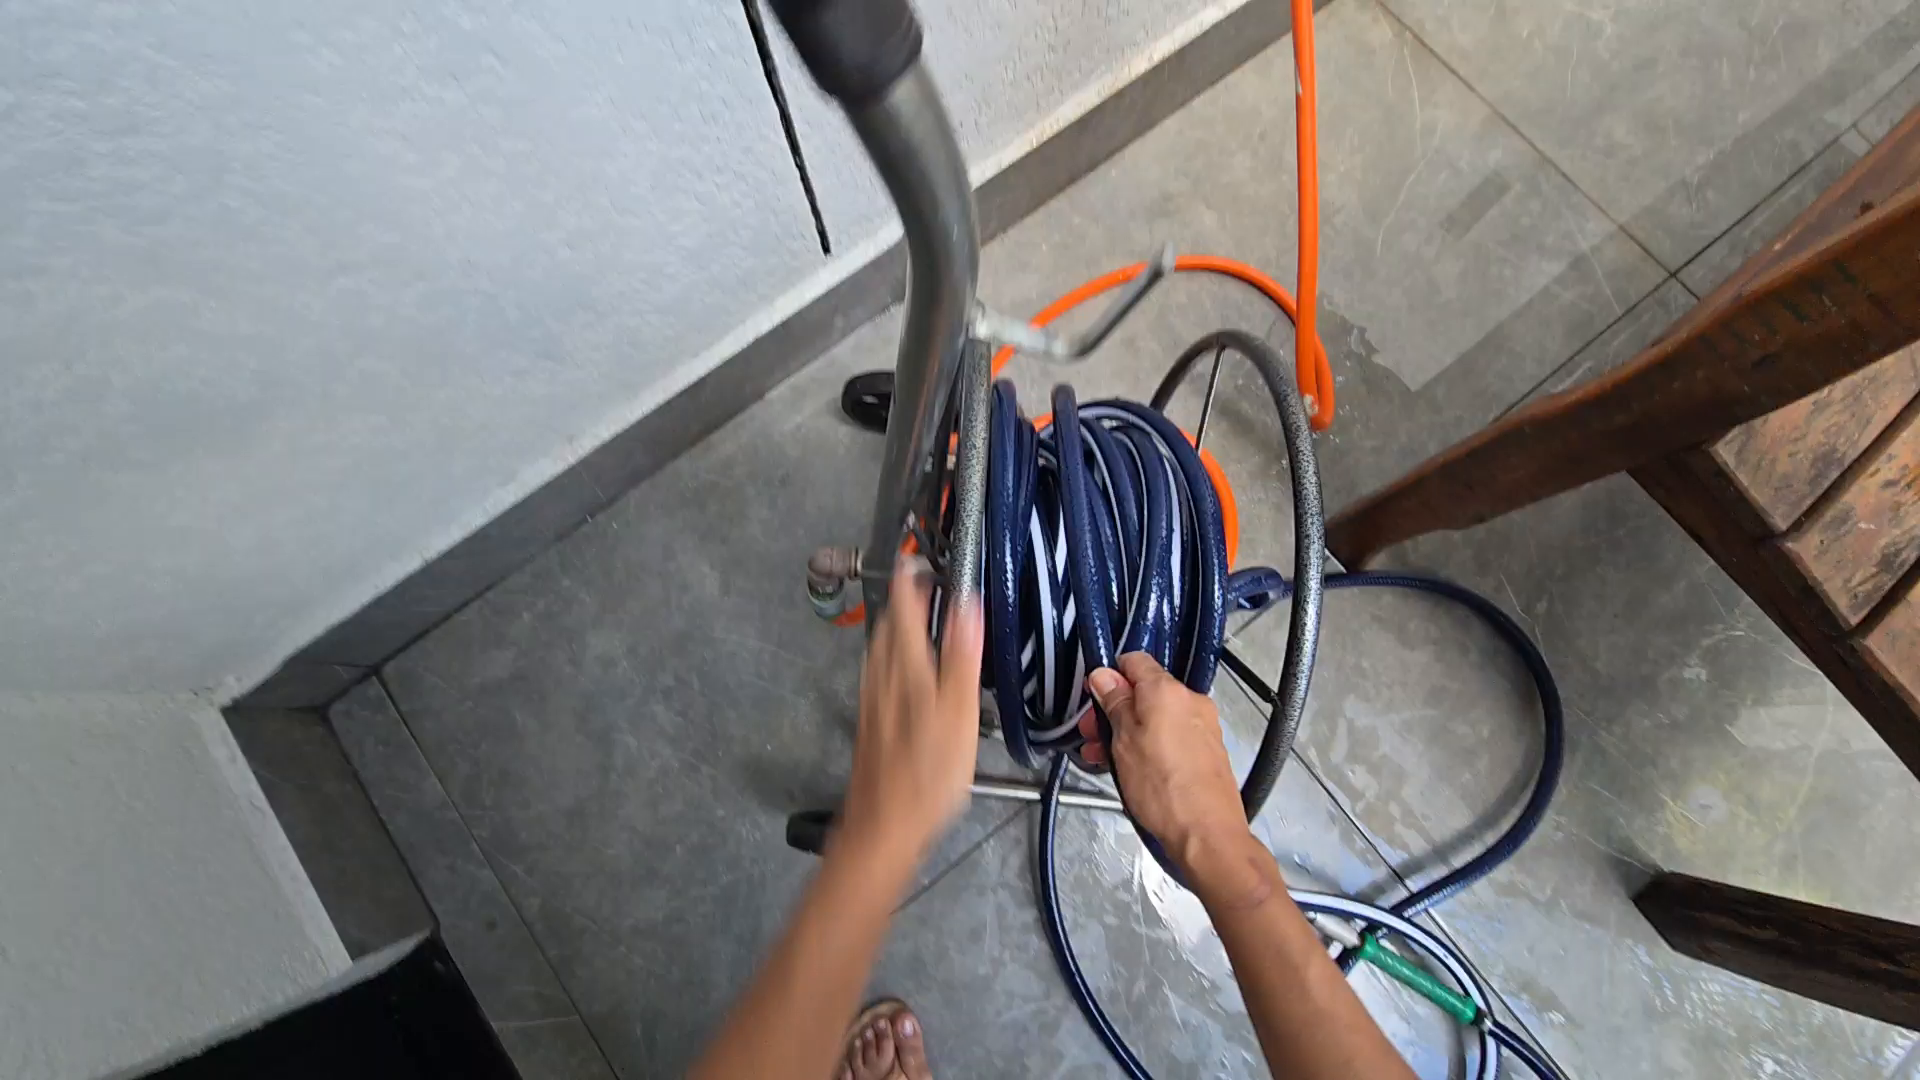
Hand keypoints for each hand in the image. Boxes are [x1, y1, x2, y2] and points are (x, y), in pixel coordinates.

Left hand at [838, 559, 984, 861]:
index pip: (903, 609)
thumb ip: (962, 656)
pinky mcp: (869, 722)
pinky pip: (877, 672)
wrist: (881, 826)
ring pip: (879, 649)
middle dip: (903, 601)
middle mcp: (880, 676)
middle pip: (887, 626)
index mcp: (904, 667)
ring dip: (896, 627)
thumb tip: (966, 602)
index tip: (917, 559)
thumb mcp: (958, 713)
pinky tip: (901, 670)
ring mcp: (871, 700)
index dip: (909, 580)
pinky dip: (890, 655)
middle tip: (924, 586)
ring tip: (916, 619)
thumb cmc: (927, 771)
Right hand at [1080, 653, 1255, 878]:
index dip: (1109, 675)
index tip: (1094, 697)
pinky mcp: (1208, 751)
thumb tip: (1103, 675)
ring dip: (1128, 730)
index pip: (1134, 661)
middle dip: (1115, 709)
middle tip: (1092, 733)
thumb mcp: (1124, 740)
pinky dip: (1150, 744)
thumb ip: (1114, 702)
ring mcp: (1203, 727)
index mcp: (1168, 691)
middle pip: (1145, 691)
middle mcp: (1191, 701)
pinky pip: (1172, 736)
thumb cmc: (1162, 787)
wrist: (1208, 836)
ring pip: (1157, 717)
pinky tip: (1132, 768)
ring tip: (1105, 758)